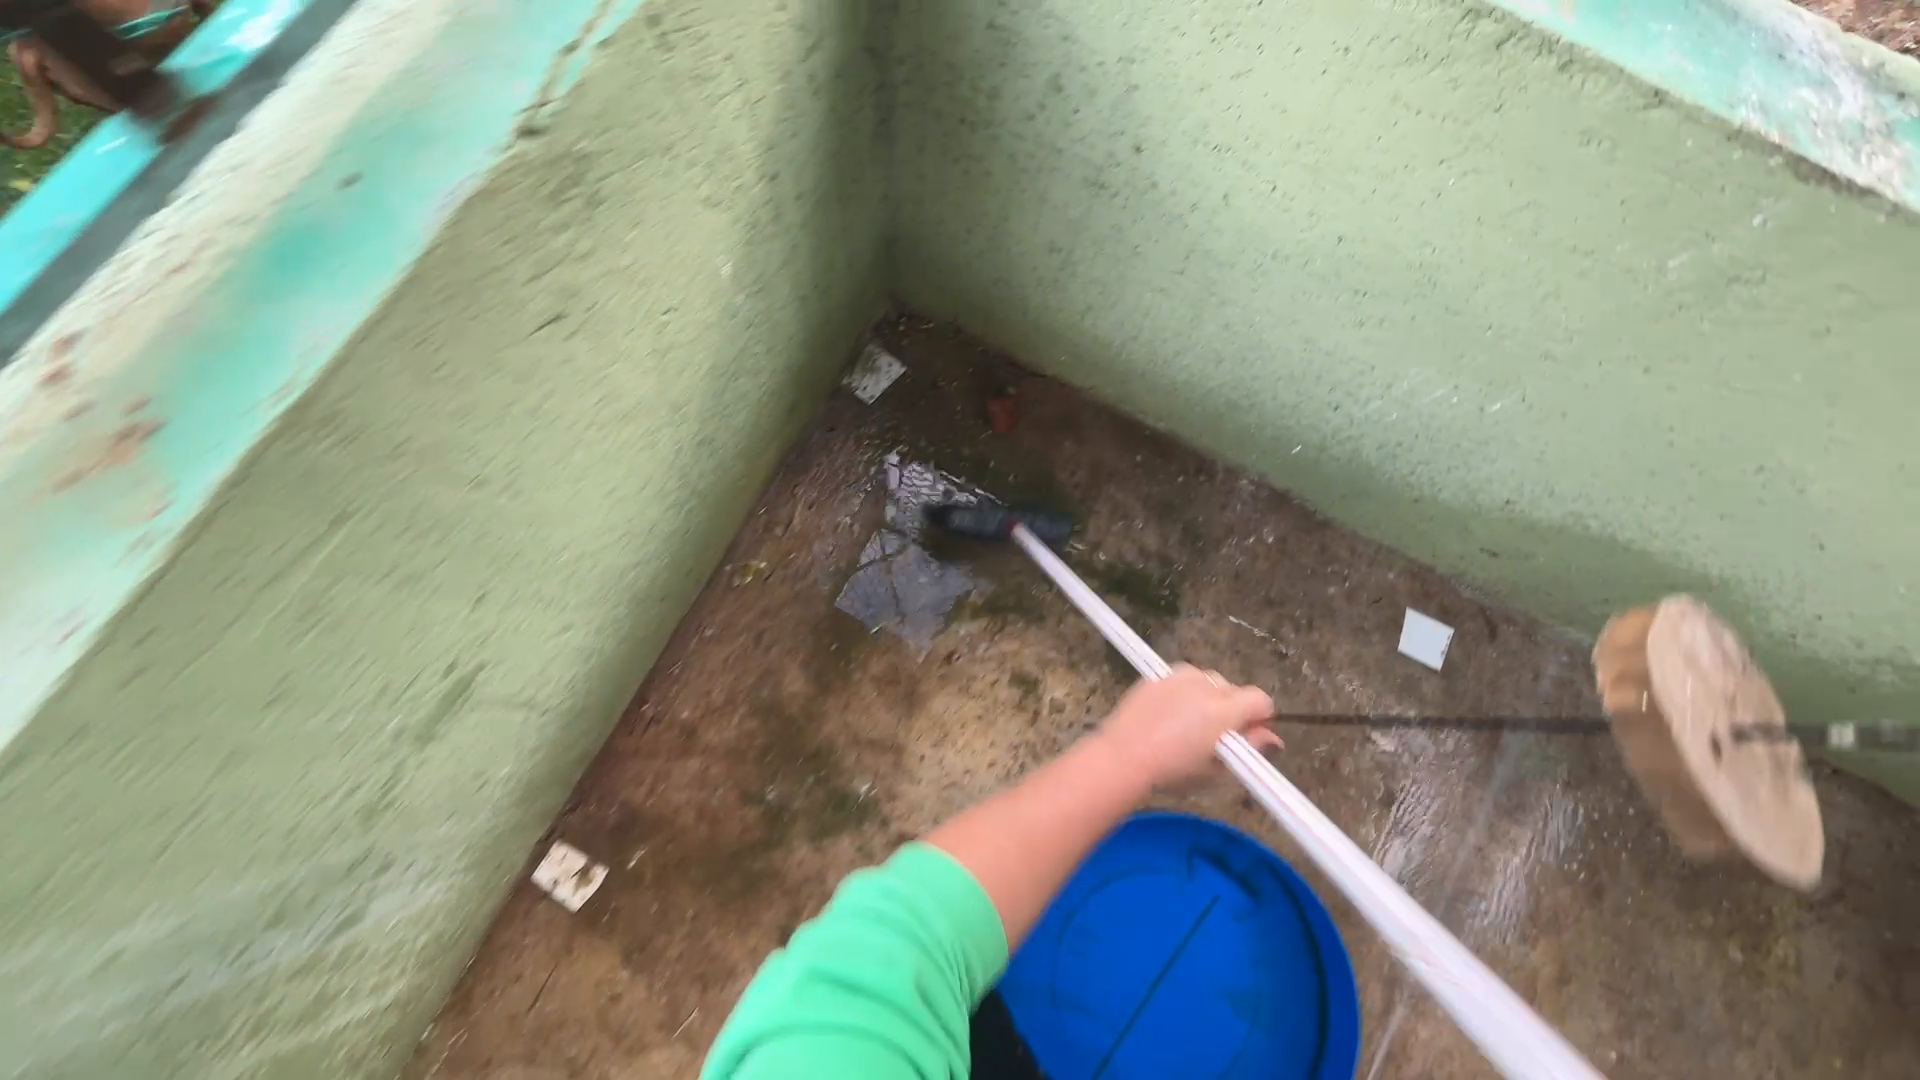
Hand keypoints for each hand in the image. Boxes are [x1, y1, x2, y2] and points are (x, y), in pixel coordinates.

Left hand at [1093, 665, 1278, 790]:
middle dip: (1231, 707)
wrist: (1122, 758)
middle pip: (1232, 688)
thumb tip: (1272, 740)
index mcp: (1223, 710)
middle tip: (1215, 734)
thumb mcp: (1217, 771)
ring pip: (1206, 680)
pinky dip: (1182, 692)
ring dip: (1207, 696)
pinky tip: (1169, 714)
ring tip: (1190, 723)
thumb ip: (1250, 750)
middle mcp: (1203, 686)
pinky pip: (1179, 679)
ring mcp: (1176, 677)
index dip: (1258, 717)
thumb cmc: (1172, 772)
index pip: (1259, 699)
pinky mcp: (1154, 677)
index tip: (1247, 734)